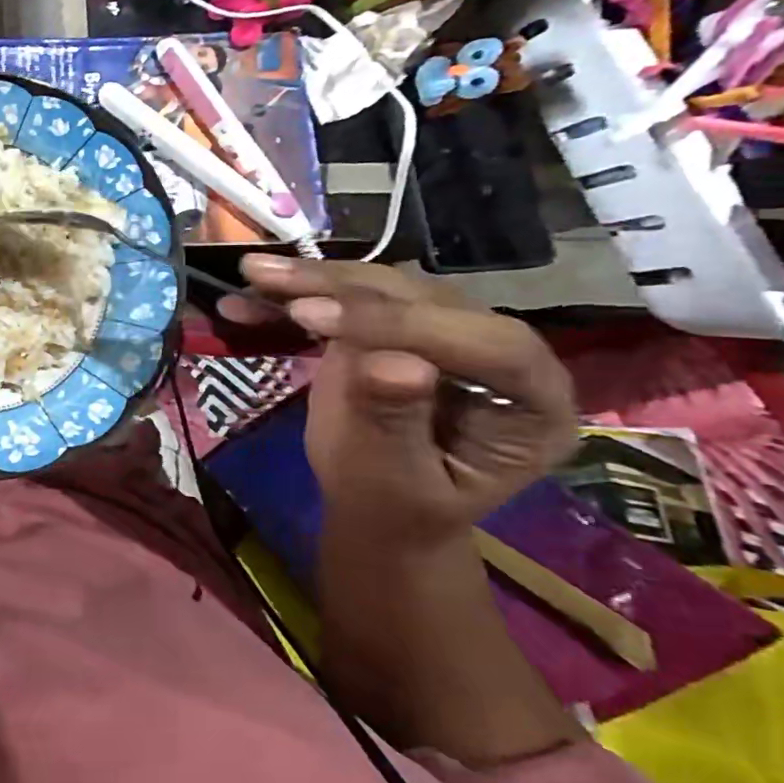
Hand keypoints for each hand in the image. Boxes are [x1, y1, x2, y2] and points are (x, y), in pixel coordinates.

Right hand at [219, 257, 577, 548]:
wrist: (378, 509)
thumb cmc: (393, 508)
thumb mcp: (392, 481)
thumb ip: (393, 424)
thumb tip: (388, 363)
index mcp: (532, 403)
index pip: (487, 344)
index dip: (404, 324)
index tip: (318, 319)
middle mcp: (499, 353)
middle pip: (427, 300)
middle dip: (343, 289)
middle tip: (269, 282)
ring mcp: (444, 331)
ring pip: (383, 285)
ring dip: (313, 278)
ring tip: (252, 272)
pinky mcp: (396, 324)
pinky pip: (349, 296)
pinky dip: (297, 292)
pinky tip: (251, 292)